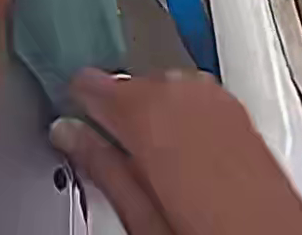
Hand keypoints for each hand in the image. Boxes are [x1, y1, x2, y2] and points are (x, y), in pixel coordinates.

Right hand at [49, 69, 301, 234]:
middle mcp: (179, 91)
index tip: (71, 114)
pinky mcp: (232, 102)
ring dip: (148, 110)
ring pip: (156, 85)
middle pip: (125, 83)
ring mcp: (209, 93)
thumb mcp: (142, 218)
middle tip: (113, 152)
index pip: (92, 82)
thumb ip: (101, 166)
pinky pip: (188, 92)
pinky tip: (184, 150)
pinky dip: (178, 110)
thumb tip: (68, 133)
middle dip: (115, 111)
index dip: (76, 98)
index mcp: (148, 114)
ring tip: (154, 162)